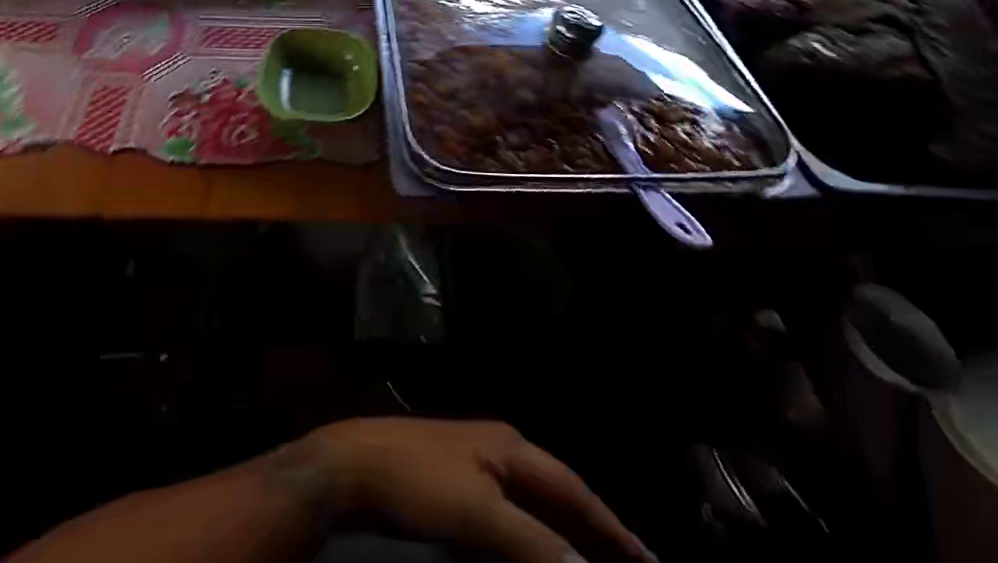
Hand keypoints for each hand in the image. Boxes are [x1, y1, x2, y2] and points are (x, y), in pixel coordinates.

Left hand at [301, 419, 657, 562]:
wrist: (351, 465)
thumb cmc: (417, 481)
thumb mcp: (478, 513)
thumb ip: (534, 542)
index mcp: (510, 446)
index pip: (574, 490)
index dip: (610, 527)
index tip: (646, 559)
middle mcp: (497, 450)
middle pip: (554, 495)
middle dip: (588, 531)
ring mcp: (472, 466)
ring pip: (528, 506)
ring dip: (555, 536)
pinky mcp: (449, 485)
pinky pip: (500, 516)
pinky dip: (522, 538)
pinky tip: (527, 554)